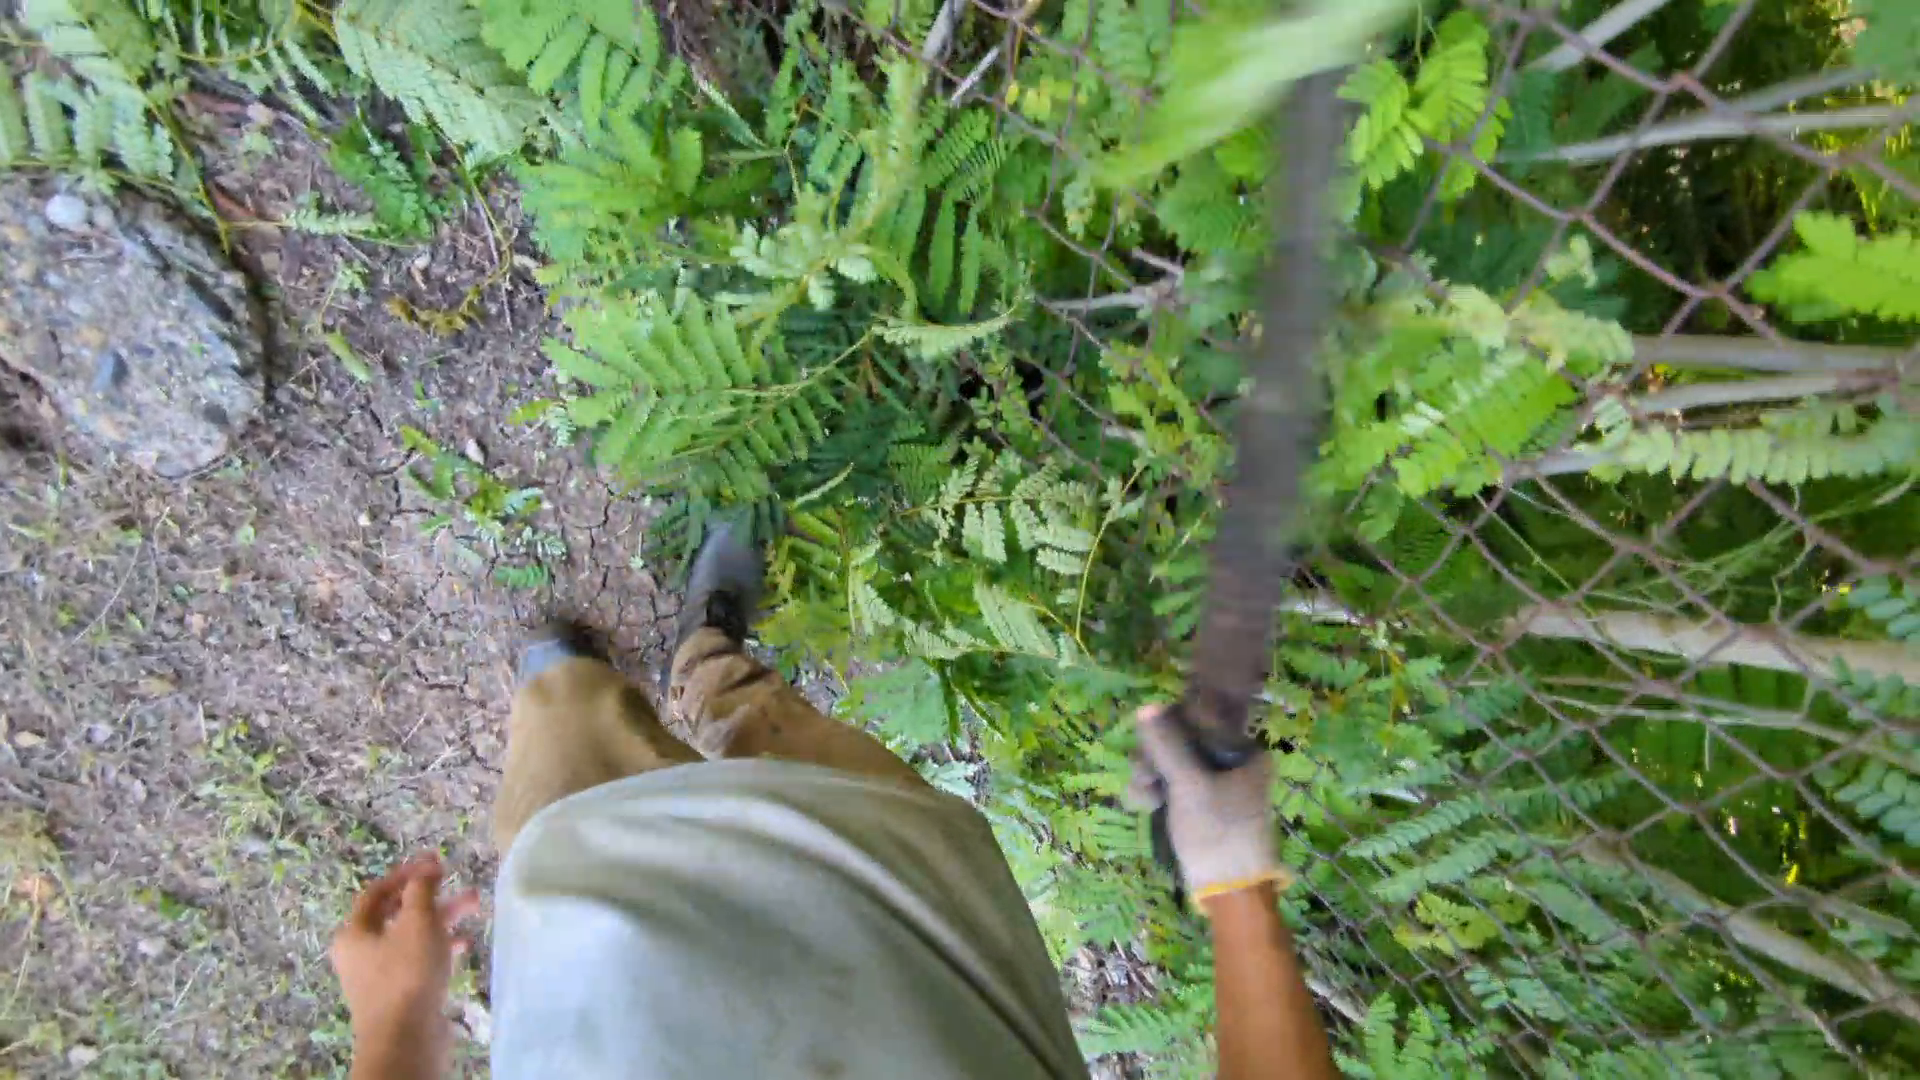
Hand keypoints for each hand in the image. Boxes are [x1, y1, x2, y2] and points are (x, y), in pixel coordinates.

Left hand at [329, 853, 479, 1077]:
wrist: (405, 1035)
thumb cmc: (407, 970)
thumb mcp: (418, 920)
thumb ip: (422, 889)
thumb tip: (426, 866)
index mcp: (354, 933)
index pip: (376, 892)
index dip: (404, 872)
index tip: (435, 861)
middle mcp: (360, 951)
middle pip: (396, 912)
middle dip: (430, 894)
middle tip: (457, 880)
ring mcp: (378, 973)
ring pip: (412, 934)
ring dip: (442, 916)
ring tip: (473, 905)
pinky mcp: (398, 990)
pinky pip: (418, 956)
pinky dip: (440, 944)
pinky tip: (463, 944)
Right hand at [1129, 705, 1286, 904]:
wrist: (1230, 895)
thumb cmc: (1218, 832)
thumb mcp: (1189, 784)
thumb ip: (1166, 743)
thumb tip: (1145, 705)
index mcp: (1244, 751)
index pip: (1199, 719)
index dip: (1170, 727)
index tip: (1152, 744)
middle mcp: (1232, 762)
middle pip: (1180, 740)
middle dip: (1155, 757)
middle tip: (1144, 774)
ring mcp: (1214, 785)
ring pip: (1170, 763)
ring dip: (1149, 776)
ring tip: (1144, 796)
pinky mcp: (1200, 805)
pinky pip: (1171, 785)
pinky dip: (1155, 792)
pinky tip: (1145, 805)